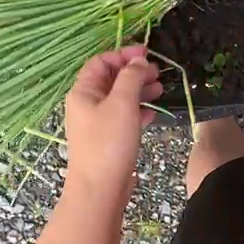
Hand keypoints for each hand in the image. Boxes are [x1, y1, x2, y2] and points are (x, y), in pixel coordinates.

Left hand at [63, 45, 161, 202]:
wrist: (100, 189)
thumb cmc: (109, 141)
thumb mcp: (122, 102)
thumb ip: (131, 77)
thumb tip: (138, 61)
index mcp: (83, 92)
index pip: (101, 62)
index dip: (123, 54)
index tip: (146, 53)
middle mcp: (86, 104)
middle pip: (111, 79)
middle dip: (134, 72)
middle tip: (157, 72)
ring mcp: (96, 123)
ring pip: (119, 98)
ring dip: (139, 90)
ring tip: (160, 90)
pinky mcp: (107, 139)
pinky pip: (123, 116)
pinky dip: (137, 110)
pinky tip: (153, 113)